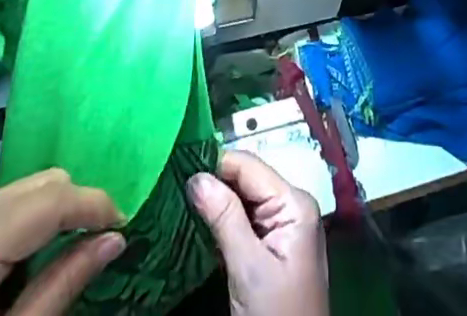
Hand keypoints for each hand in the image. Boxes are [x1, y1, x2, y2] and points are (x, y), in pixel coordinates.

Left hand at [0, 168, 125, 315]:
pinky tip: (20, 268)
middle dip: (73, 210)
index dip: (94, 206)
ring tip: (54, 267)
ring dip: (49, 218)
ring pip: (22, 190)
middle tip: (94, 250)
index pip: (47, 200)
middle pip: (38, 184)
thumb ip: (60, 288)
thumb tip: (115, 240)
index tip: (124, 227)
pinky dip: (23, 227)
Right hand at [186, 151, 327, 315]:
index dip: (214, 164)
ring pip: (241, 199)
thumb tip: (195, 176)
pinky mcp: (271, 246)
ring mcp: (282, 225)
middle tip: (172, 185)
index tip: (176, 168)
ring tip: (177, 199)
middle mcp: (291, 205)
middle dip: (212, 181)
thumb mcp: (249, 268)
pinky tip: (196, 222)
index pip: (249, 166)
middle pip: (245, 179)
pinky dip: (221, 220)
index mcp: (294, 203)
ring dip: (213, 200)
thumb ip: (225, 218)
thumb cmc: (276, 315)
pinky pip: (243, 220)